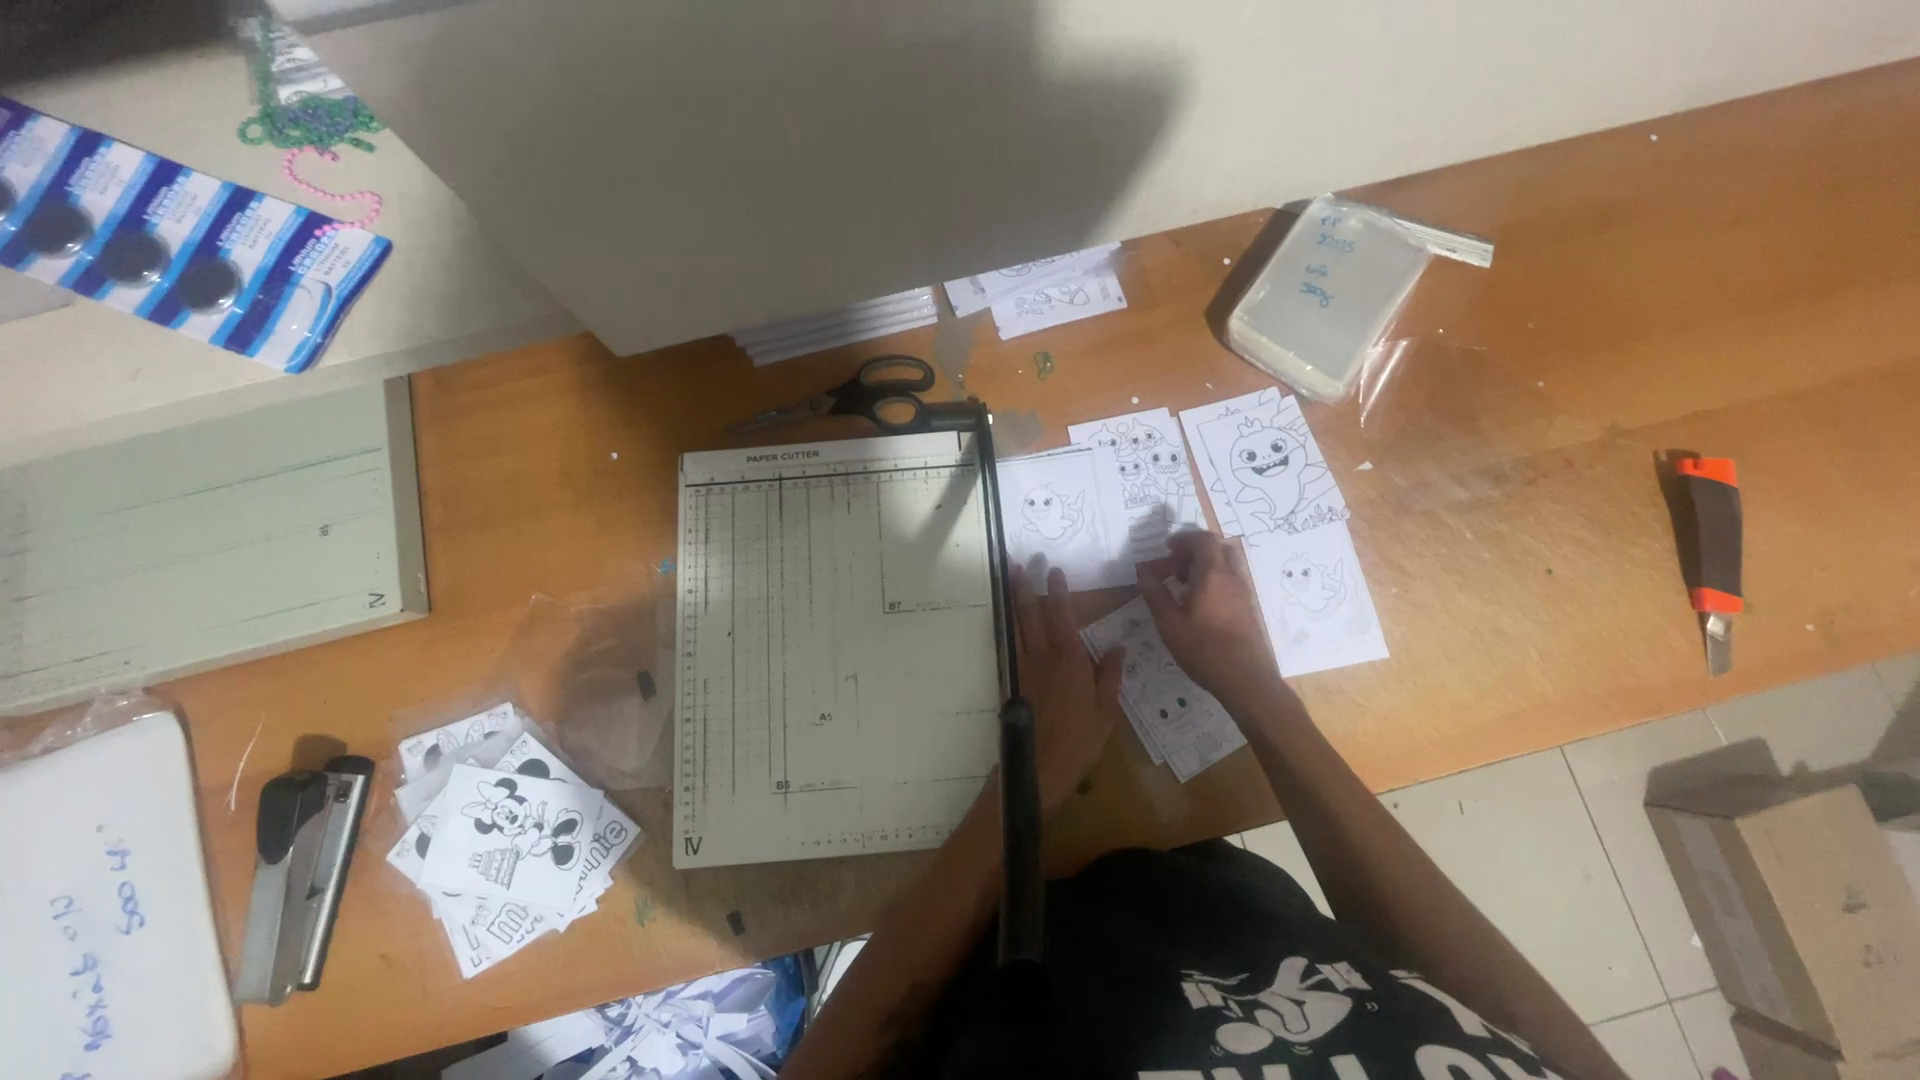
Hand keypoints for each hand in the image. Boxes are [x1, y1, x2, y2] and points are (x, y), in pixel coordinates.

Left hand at [1013, 566, 1124, 816]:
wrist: (1039, 768)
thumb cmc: (1080, 741)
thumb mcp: (1106, 711)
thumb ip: (1110, 675)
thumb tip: (1118, 647)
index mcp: (1071, 661)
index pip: (1062, 617)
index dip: (1058, 593)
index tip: (1054, 571)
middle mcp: (1044, 657)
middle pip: (1032, 615)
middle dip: (1026, 587)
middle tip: (1020, 563)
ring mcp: (1026, 669)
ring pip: (1019, 627)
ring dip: (1015, 602)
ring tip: (1012, 580)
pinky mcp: (1016, 682)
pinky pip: (1014, 646)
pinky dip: (1013, 628)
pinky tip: (1013, 622)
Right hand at [1138, 531, 1283, 707]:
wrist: (1245, 679)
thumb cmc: (1203, 649)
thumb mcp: (1169, 623)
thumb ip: (1155, 594)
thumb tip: (1143, 573)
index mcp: (1212, 575)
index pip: (1203, 540)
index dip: (1184, 539)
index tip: (1166, 549)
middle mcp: (1232, 578)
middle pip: (1218, 548)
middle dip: (1194, 550)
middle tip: (1174, 566)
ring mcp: (1243, 593)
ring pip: (1226, 565)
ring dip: (1204, 566)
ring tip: (1183, 585)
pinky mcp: (1247, 608)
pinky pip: (1230, 581)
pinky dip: (1214, 581)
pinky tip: (1199, 604)